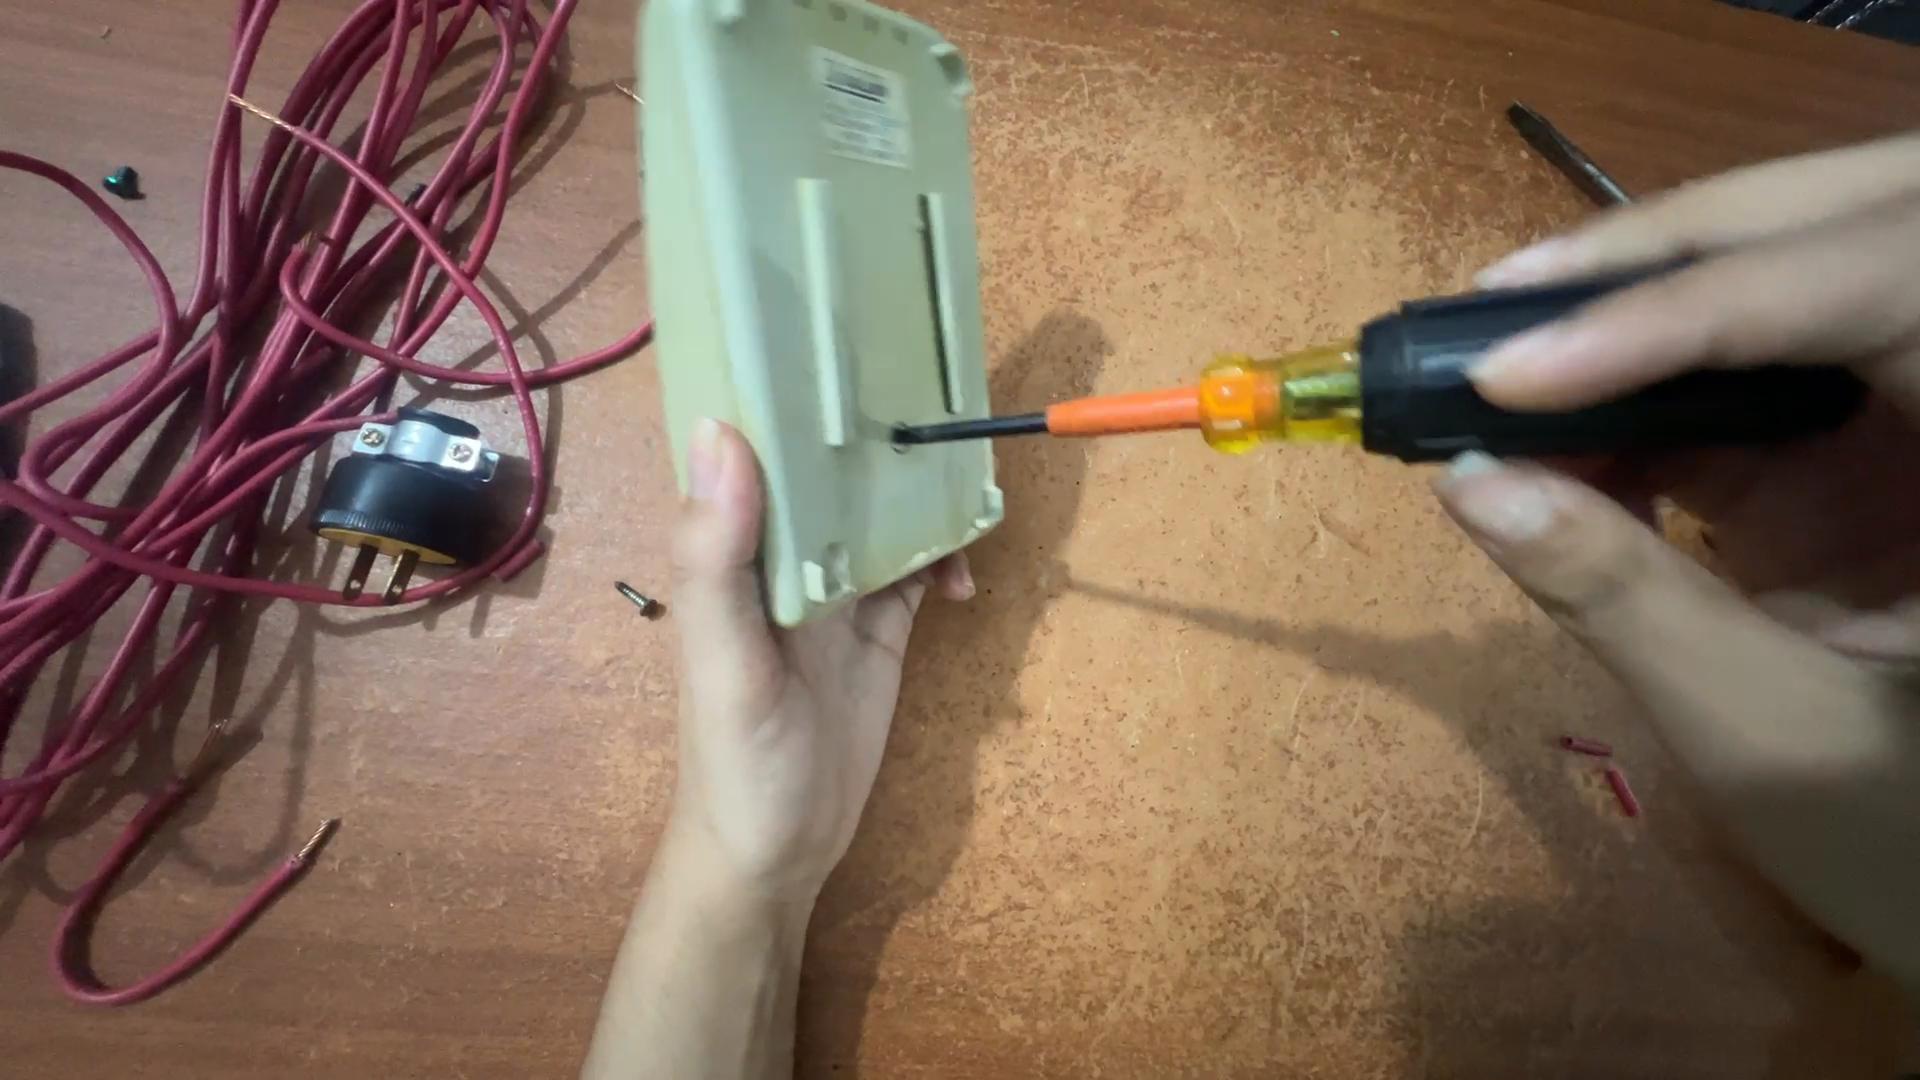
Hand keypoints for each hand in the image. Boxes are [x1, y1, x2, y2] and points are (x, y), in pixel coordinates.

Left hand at [661, 419, 971, 900]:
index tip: (835, 350)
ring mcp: (837, 590)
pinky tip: (962, 581)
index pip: (751, 451)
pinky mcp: (879, 626)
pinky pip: (914, 572)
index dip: (781, 397)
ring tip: (961, 491)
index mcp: (735, 549)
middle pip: (829, 475)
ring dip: (918, 501)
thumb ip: (716, 558)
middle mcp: (784, 555)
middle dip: (873, 442)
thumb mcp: (724, 662)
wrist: (781, 851)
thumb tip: (722, 431)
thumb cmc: (739, 760)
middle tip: (928, 414)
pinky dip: (942, 562)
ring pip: (880, 517)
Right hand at [1434, 133, 1919, 983]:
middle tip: (1498, 301)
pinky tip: (1542, 432)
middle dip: (1663, 252)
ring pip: (1786, 278)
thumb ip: (1616, 596)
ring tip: (1495, 367)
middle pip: (1859, 224)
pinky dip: (1619, 394)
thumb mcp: (1771, 732)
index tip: (1508, 375)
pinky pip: (1730, 373)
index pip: (1893, 291)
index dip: (1684, 314)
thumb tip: (1465, 482)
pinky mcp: (1861, 439)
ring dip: (1623, 317)